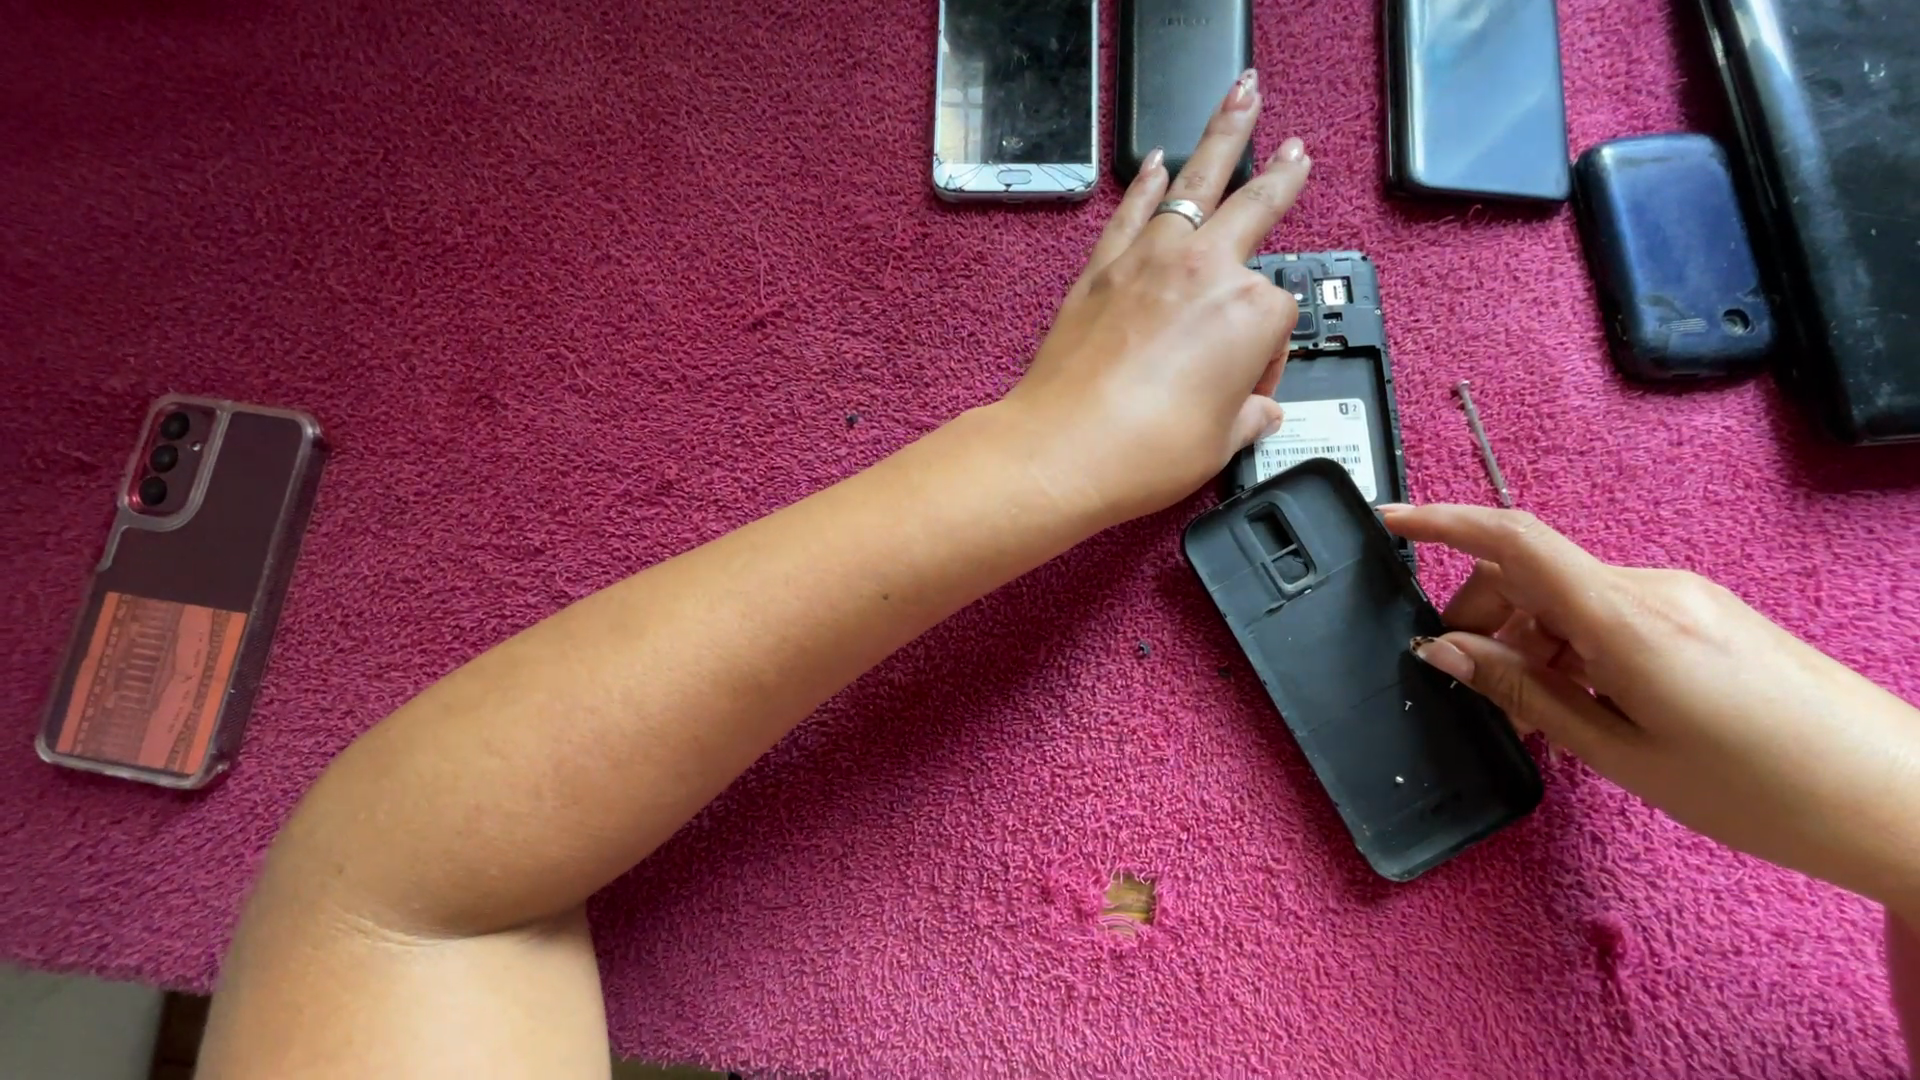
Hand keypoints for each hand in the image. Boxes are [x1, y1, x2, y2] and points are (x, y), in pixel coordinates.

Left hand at [1002, 69, 1311, 523]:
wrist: (1062, 451)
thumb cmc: (1142, 451)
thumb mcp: (1219, 445)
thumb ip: (1246, 418)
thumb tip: (1258, 413)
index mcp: (1251, 315)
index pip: (1278, 322)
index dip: (1266, 363)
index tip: (1245, 393)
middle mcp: (1204, 272)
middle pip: (1256, 208)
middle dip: (1280, 176)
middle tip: (1295, 152)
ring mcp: (1149, 264)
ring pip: (1194, 184)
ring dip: (1221, 139)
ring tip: (1240, 100)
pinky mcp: (1100, 271)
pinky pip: (1130, 212)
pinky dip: (1144, 185)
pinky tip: (1154, 163)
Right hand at [1383, 503, 1919, 913]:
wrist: (1914, 807)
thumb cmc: (1768, 792)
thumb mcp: (1620, 750)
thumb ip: (1523, 692)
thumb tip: (1445, 652)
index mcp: (1626, 619)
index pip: (1513, 541)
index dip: (1440, 521)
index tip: (1385, 519)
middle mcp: (1652, 590)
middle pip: (1528, 574)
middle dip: (1480, 618)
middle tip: (1471, 684)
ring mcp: (1682, 598)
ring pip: (1563, 598)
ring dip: (1526, 644)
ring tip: (1535, 718)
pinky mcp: (1701, 614)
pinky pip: (1605, 615)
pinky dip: (1568, 649)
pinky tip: (1579, 705)